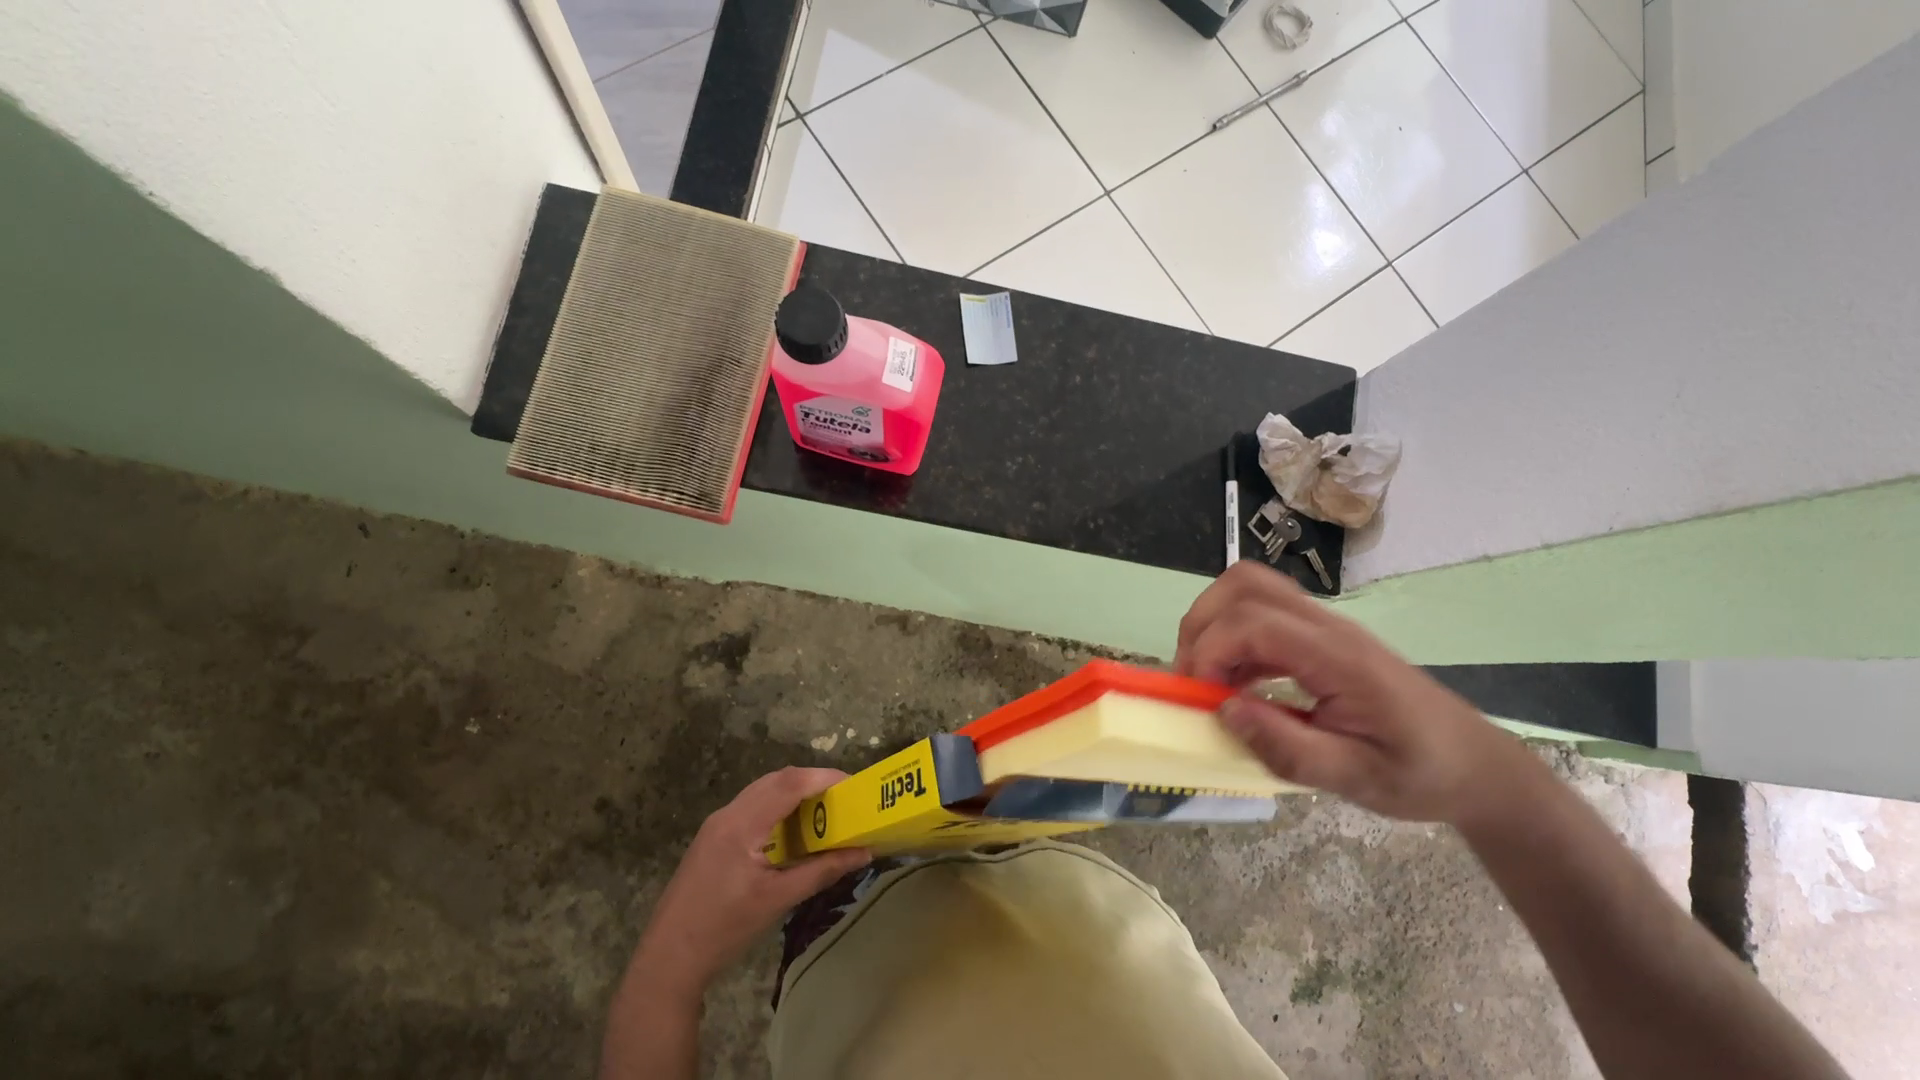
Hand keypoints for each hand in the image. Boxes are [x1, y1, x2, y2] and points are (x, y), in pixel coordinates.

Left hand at [630, 768, 870, 998]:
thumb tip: (864, 854)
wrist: (668, 958)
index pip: (789, 783)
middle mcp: (727, 815)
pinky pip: (751, 809)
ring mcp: (716, 825)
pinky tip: (792, 831)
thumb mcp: (778, 900)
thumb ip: (822, 871)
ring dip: (794, 794)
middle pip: (775, 781)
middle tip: (844, 798)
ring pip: (761, 792)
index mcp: (742, 825)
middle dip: (812, 782)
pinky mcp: (712, 839)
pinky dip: (777, 809)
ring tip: (825, 811)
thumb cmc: (725, 929)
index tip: (854, 786)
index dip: (823, 778)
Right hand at [1175, 560, 1531, 825]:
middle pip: (1245, 584)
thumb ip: (1287, 747)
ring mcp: (1326, 629)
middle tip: (1191, 680)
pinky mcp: (1322, 640)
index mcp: (1340, 658)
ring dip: (1213, 627)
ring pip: (1250, 590)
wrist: (1474, 765)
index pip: (1255, 622)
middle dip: (1201, 625)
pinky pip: (1263, 616)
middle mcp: (1329, 628)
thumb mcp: (1355, 779)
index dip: (1210, 651)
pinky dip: (1233, 641)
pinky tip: (1235, 685)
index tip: (1198, 697)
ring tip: (1206, 682)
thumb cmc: (1420, 774)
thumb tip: (1223, 709)